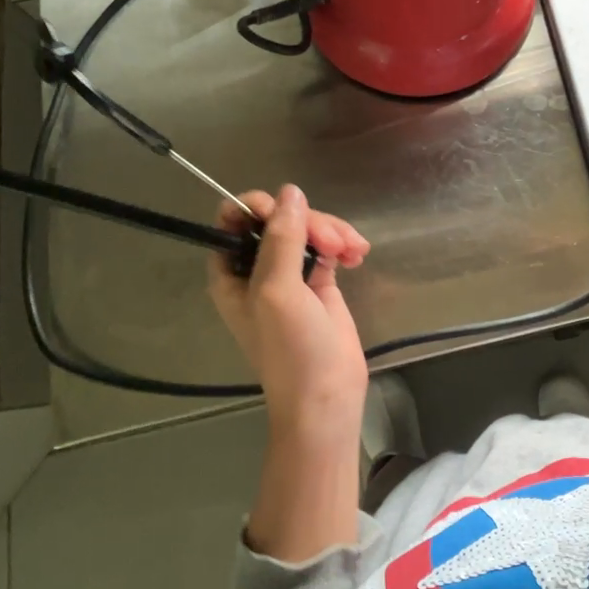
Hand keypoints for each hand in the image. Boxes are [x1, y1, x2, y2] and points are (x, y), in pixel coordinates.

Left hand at [209, 185, 371, 561]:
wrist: (325, 397)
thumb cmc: (290, 348)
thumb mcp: (277, 290)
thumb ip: (281, 239)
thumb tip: (291, 192)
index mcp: (231, 272)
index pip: (234, 220)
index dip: (260, 208)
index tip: (288, 213)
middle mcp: (256, 269)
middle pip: (280, 219)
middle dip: (310, 223)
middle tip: (333, 243)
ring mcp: (289, 275)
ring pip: (307, 229)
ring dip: (333, 232)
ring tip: (353, 252)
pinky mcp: (319, 281)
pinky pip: (327, 246)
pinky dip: (343, 244)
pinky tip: (357, 256)